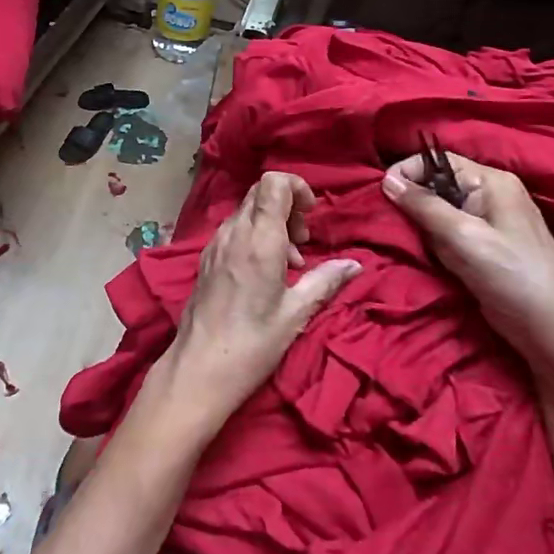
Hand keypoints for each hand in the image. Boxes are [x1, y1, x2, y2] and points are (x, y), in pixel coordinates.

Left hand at [163, 173, 360, 424]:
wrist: (198, 370)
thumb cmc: (252, 343)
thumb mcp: (296, 313)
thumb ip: (326, 280)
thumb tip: (355, 265)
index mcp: (258, 239)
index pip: (273, 182)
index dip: (297, 187)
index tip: (310, 216)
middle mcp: (233, 232)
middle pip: (260, 192)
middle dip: (288, 206)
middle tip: (303, 241)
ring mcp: (215, 244)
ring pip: (247, 211)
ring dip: (272, 223)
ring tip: (290, 262)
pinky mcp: (206, 258)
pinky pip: (234, 230)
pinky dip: (255, 236)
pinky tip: (265, 272)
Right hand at [383, 152, 553, 385]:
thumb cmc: (513, 277)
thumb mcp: (464, 237)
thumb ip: (425, 206)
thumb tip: (387, 179)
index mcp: (491, 182)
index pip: (438, 161)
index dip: (408, 172)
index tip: (382, 195)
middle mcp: (489, 196)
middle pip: (436, 185)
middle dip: (413, 203)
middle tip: (393, 224)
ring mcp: (486, 224)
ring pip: (438, 213)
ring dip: (422, 228)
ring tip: (412, 245)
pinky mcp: (482, 250)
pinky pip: (447, 236)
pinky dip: (433, 245)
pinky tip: (428, 259)